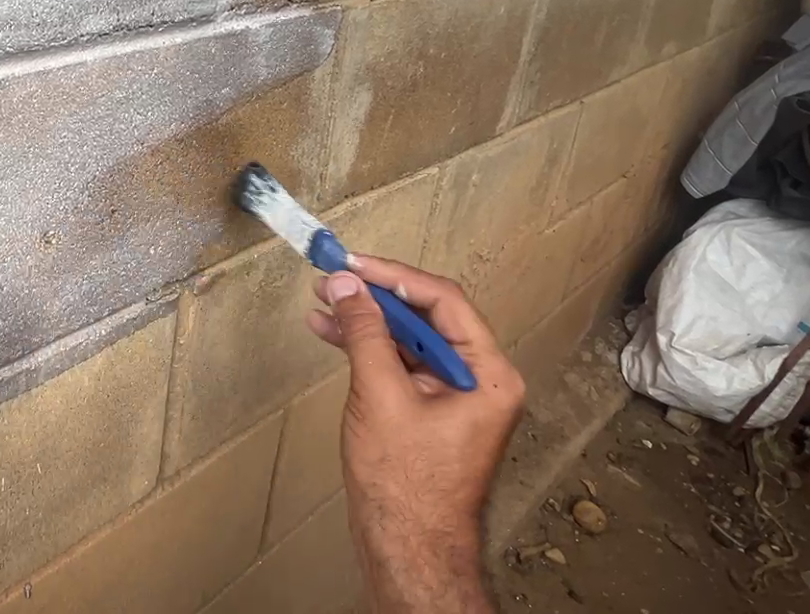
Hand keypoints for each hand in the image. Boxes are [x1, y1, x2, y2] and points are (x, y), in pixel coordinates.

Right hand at [306, 257, 523, 613]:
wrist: (406, 545)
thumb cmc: (403, 477)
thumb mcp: (380, 393)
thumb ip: (365, 332)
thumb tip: (343, 282)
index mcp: (488, 374)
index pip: (445, 301)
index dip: (394, 276)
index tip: (350, 263)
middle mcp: (477, 378)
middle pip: (426, 315)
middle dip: (375, 294)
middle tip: (331, 276)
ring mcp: (451, 393)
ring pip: (407, 336)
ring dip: (364, 317)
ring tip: (320, 299)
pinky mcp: (426, 406)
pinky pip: (397, 360)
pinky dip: (364, 344)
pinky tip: (328, 331)